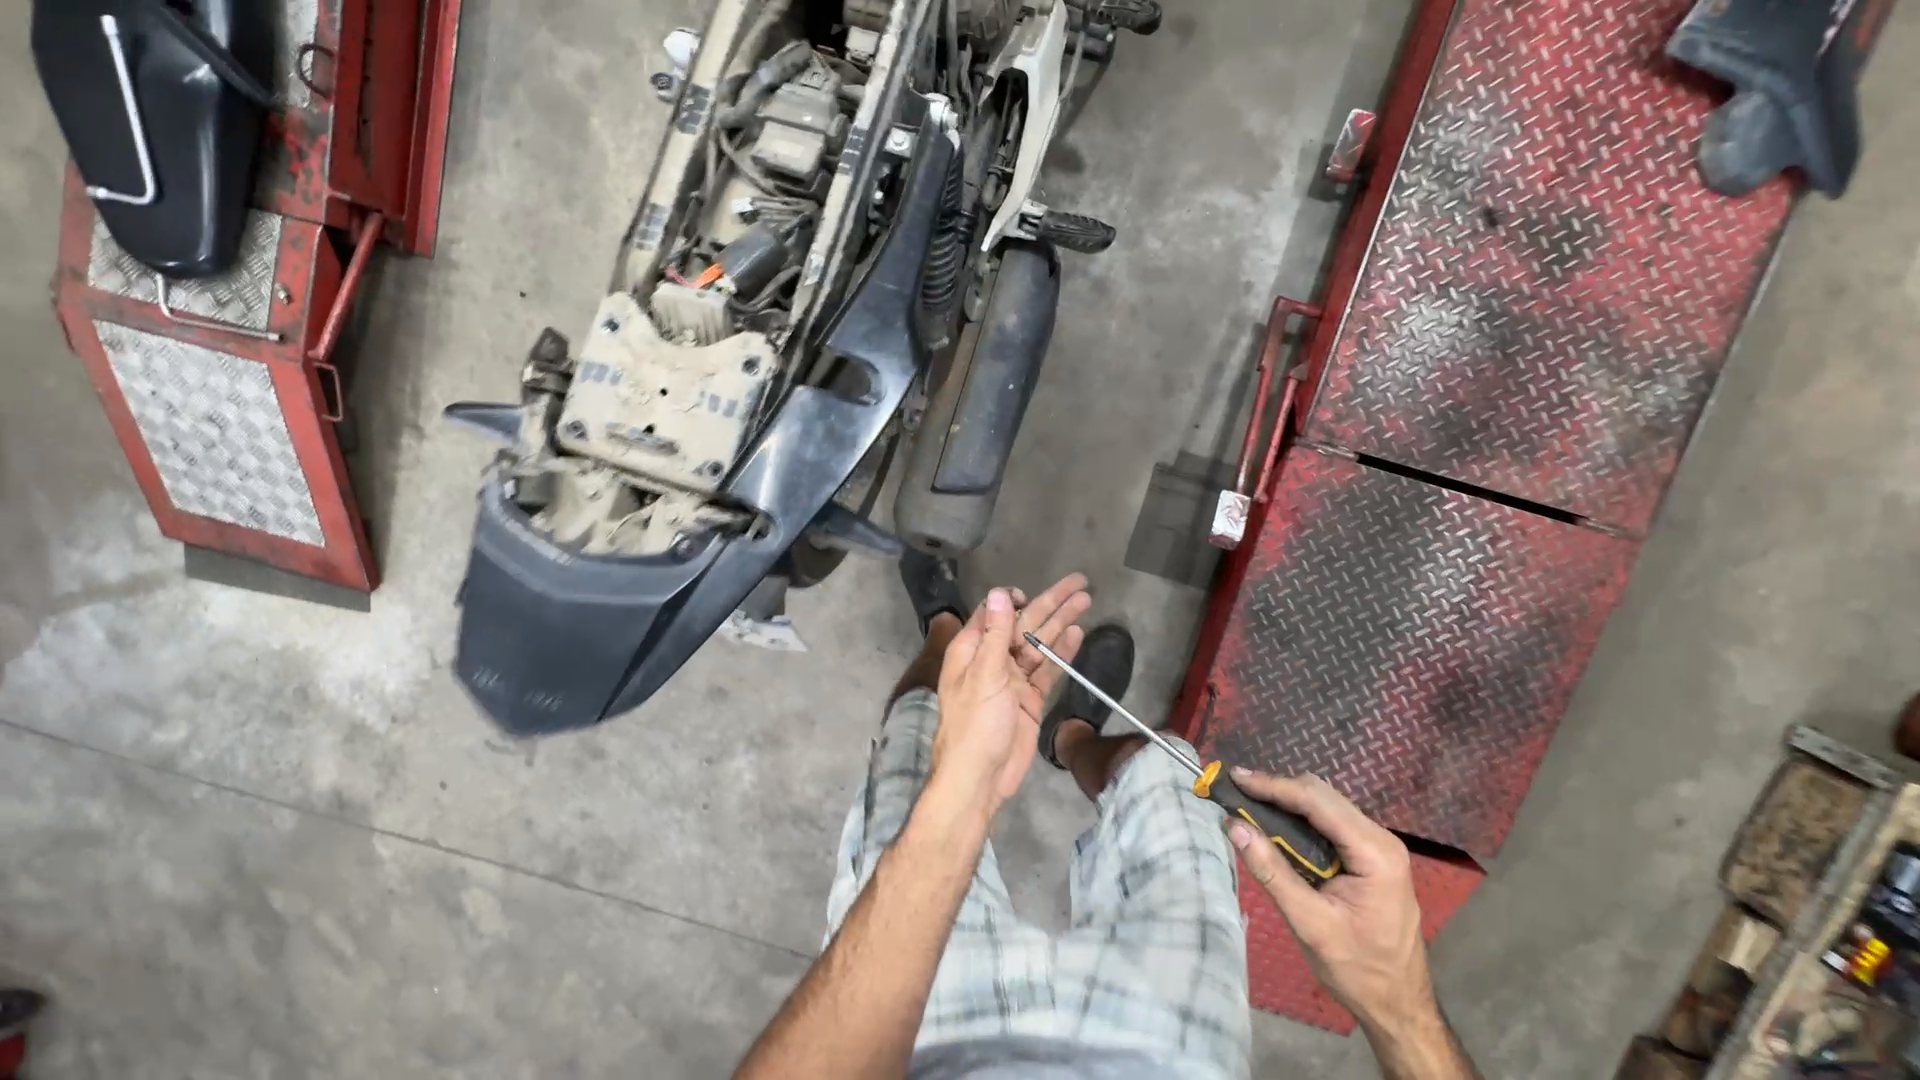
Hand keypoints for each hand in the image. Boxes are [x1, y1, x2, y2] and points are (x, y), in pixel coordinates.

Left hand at [928, 575, 1090, 817]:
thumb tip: (1000, 593)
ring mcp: (1012, 680)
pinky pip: (1048, 671)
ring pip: (1039, 645)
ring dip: (1061, 623)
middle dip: (1050, 604)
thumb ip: (996, 634)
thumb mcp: (984, 674)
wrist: (980, 778)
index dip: (1015, 599)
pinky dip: (1062, 653)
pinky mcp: (1029, 700)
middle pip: (1024, 625)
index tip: (1034, 591)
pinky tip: (1078, 635)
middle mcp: (992, 660)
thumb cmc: (974, 724)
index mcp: (971, 650)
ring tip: (1086, 601)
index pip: (994, 614)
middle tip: (1079, 583)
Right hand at [1226, 770, 1435, 1033]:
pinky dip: (1299, 816)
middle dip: (1277, 788)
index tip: (1236, 778)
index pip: (1317, 802)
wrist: (1399, 1004)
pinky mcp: (1369, 855)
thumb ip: (1273, 872)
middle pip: (1322, 795)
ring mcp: (1378, 846)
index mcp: (1375, 853)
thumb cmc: (1359, 969)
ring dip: (1286, 800)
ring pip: (1326, 804)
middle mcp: (1381, 840)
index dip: (1274, 786)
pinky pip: (1330, 821)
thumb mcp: (1310, 924)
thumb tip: (1235, 827)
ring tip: (1247, 801)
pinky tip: (1274, 821)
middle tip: (1235, 791)